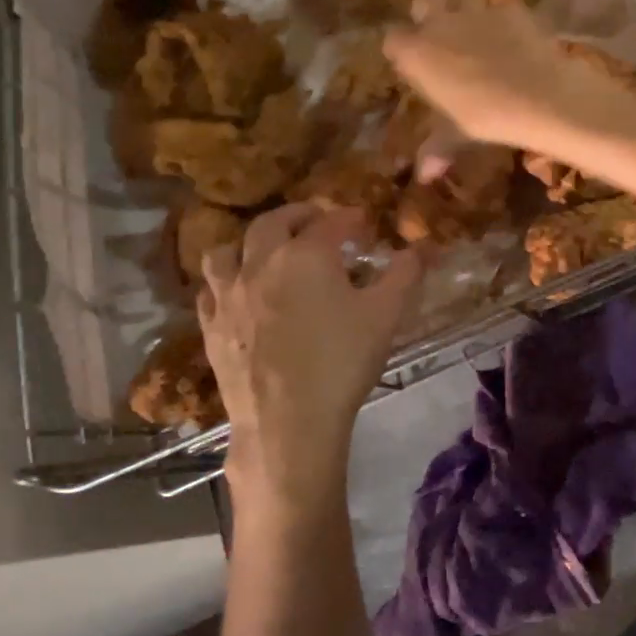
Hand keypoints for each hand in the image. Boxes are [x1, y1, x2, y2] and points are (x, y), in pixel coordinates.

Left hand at [199, 203, 421, 512]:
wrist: (287, 420)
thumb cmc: (343, 359)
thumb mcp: (388, 313)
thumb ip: (406, 272)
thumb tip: (424, 247)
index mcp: (306, 254)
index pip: (330, 221)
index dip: (351, 218)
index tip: (366, 223)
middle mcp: (260, 263)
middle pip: (273, 222)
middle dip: (299, 215)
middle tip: (320, 222)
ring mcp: (228, 295)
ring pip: (227, 250)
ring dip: (252, 242)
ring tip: (273, 251)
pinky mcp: (211, 325)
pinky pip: (211, 287)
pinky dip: (230, 278)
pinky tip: (245, 291)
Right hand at [383, 5, 634, 154]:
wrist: (539, 95)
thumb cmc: (487, 117)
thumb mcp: (457, 134)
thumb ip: (436, 148)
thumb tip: (423, 178)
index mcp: (414, 52)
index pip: (393, 39)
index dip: (403, 47)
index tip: (413, 59)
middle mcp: (439, 23)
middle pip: (425, 2)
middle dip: (431, 11)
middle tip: (444, 31)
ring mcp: (476, 10)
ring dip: (466, 3)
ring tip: (479, 22)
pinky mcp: (512, 8)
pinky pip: (503, 4)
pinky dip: (506, 14)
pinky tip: (517, 30)